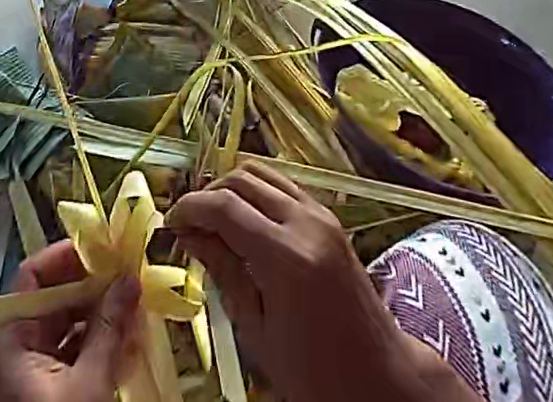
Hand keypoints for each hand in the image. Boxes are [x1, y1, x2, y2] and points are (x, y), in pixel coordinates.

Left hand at [0, 240, 141, 401]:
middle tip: (131, 278)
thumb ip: (108, 328)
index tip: (105, 247)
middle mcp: (9, 350)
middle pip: (52, 303)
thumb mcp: (89, 385)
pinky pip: (66, 359)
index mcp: (7, 340)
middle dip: (94, 290)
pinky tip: (125, 344)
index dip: (68, 257)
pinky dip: (94, 348)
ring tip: (137, 310)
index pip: (33, 277)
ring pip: (63, 331)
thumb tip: (129, 278)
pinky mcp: (39, 397)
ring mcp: (23, 376)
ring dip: (100, 319)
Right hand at [167, 162, 479, 401]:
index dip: (189, 208)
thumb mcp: (257, 329)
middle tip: (188, 224)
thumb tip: (187, 233)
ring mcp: (321, 215)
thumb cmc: (315, 372)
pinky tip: (243, 219)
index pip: (223, 206)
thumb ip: (222, 270)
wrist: (382, 379)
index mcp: (287, 257)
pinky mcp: (329, 217)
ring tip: (213, 220)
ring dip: (230, 188)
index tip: (170, 223)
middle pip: (240, 179)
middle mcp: (306, 223)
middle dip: (207, 195)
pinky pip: (282, 184)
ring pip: (261, 173)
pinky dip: (255, 190)